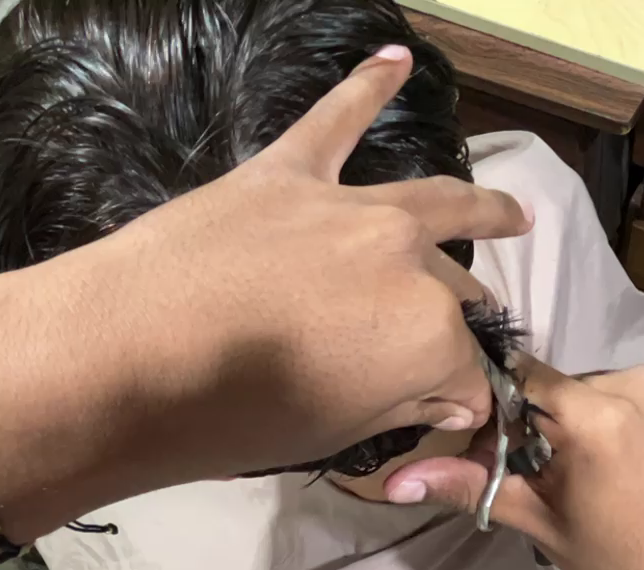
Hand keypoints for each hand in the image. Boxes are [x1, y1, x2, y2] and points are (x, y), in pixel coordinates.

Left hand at [0, 45, 529, 488]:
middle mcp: (409, 260)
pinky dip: (366, 89)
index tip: (446, 415)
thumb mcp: (333, 435)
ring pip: (437, 202)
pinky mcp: (290, 174)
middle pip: (454, 292)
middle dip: (467, 321)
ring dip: (481, 208)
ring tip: (515, 214)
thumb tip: (445, 396)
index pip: (465, 375)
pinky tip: (395, 62)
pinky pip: (337, 120)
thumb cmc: (234, 421)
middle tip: (469, 333)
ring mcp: (354, 209)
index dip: (457, 401)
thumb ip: (399, 406)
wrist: (128, 358)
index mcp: (428, 337)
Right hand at [381, 360, 643, 569]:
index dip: (514, 407)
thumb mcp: (540, 523)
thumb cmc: (618, 560)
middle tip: (572, 469)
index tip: (518, 441)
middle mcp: (642, 382)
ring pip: (617, 383)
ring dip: (607, 412)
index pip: (527, 377)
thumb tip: (394, 482)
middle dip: (563, 418)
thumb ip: (471, 486)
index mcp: (593, 418)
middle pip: (574, 385)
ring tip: (620, 464)